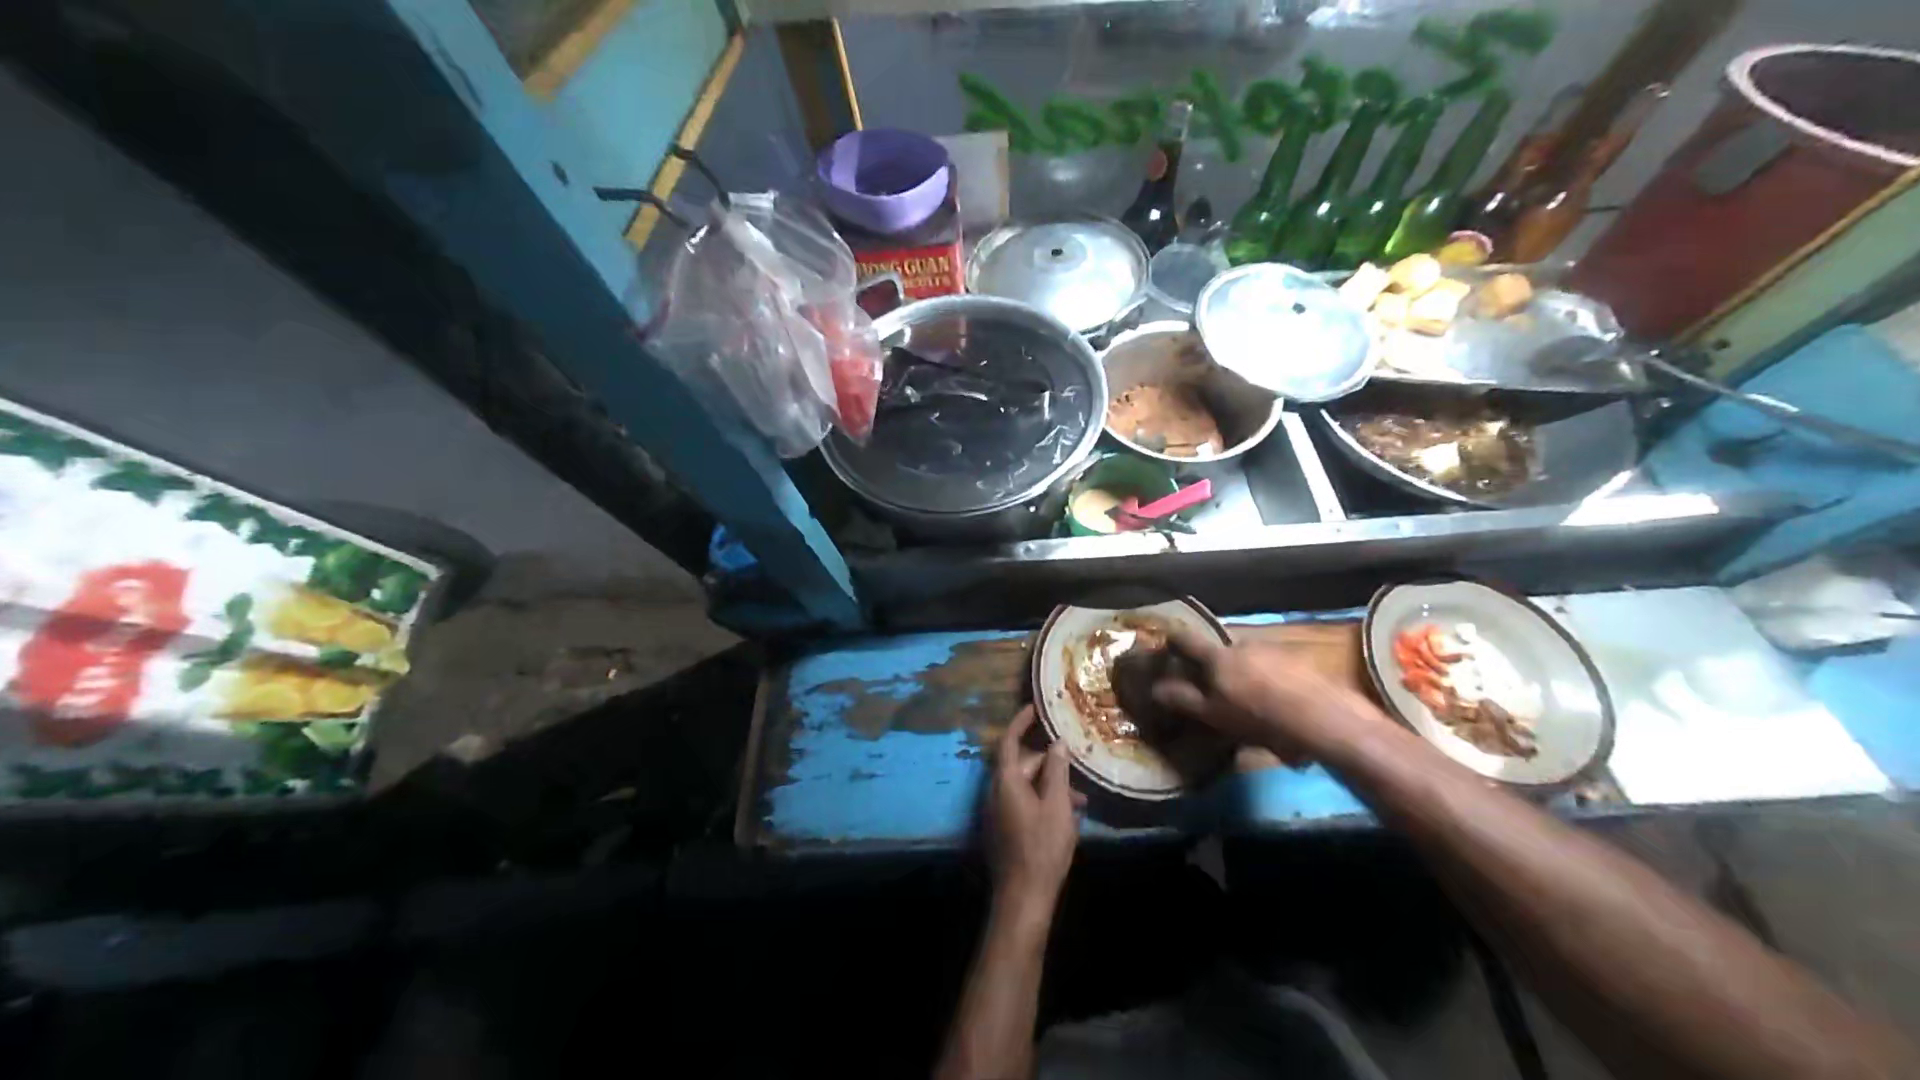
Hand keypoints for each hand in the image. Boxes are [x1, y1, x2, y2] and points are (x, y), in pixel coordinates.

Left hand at [987, 706, 1083, 912]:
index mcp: (1005, 781)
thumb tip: (1057, 743)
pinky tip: (1066, 815)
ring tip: (1080, 799)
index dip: (1020, 721)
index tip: (1035, 707)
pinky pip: (1021, 801)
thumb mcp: (1058, 805)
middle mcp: (995, 791)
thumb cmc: (1043, 848)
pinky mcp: (1002, 828)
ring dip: (1049, 785)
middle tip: (1075, 765)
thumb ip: (1057, 771)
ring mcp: (996, 811)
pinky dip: (1042, 800)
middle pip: (1020, 764)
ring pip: (1024, 785)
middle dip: (1048, 762)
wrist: (1023, 898)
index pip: (1009, 741)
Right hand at [1151, 627, 1391, 762]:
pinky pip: (1274, 665)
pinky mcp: (1299, 660)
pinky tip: (1278, 701)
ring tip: (1252, 699)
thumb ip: (1183, 698)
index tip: (1166, 644)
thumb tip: (1155, 688)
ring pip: (1249, 658)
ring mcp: (1274, 649)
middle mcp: (1243, 644)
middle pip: (1221, 651)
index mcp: (1217, 656)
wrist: (1323, 718)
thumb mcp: (1213, 714)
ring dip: (1245, 672)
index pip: (1187, 639)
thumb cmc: (1258, 717)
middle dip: (1216, 665)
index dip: (1173, 640)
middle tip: (1217, 688)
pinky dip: (1270, 678)